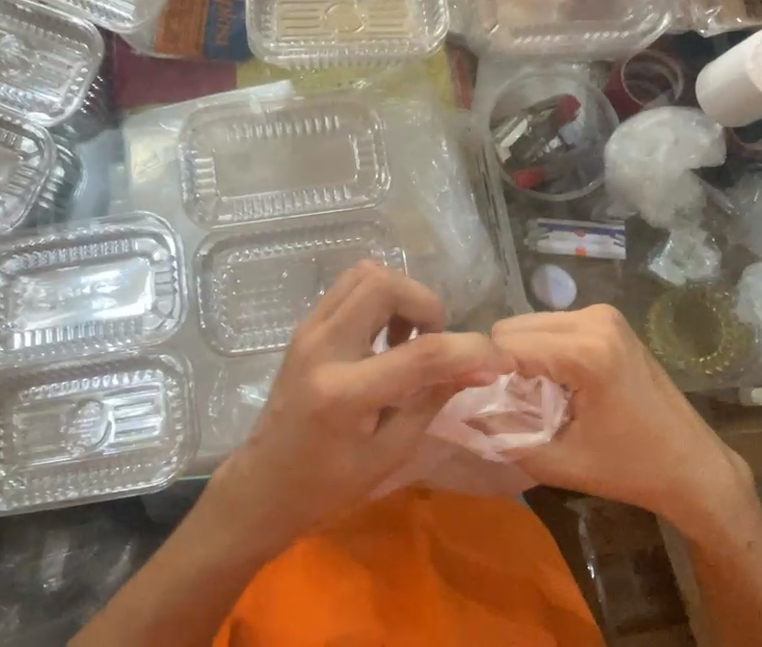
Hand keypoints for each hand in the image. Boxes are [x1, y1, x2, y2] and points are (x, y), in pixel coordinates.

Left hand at [208, 262, 512, 548]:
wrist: (263, 485)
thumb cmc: (327, 487)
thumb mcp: (389, 455)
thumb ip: (431, 401)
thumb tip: (478, 365)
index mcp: (344, 394)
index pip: (421, 353)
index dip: (470, 351)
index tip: (498, 361)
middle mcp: (322, 348)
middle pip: (383, 284)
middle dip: (424, 305)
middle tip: (435, 343)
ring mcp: (307, 330)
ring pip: (364, 275)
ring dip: (400, 298)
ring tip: (408, 342)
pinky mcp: (304, 326)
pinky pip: (348, 289)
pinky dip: (378, 302)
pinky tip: (385, 343)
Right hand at [491, 305, 752, 527]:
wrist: (694, 467)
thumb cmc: (629, 470)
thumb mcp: (557, 462)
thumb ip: (501, 434)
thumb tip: (456, 409)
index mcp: (586, 351)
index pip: (505, 345)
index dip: (485, 375)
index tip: (483, 405)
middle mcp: (593, 319)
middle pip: (513, 327)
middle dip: (504, 365)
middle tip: (518, 407)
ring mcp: (603, 314)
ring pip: (529, 324)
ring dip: (522, 357)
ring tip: (540, 398)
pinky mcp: (607, 319)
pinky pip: (551, 326)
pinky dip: (542, 351)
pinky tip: (559, 386)